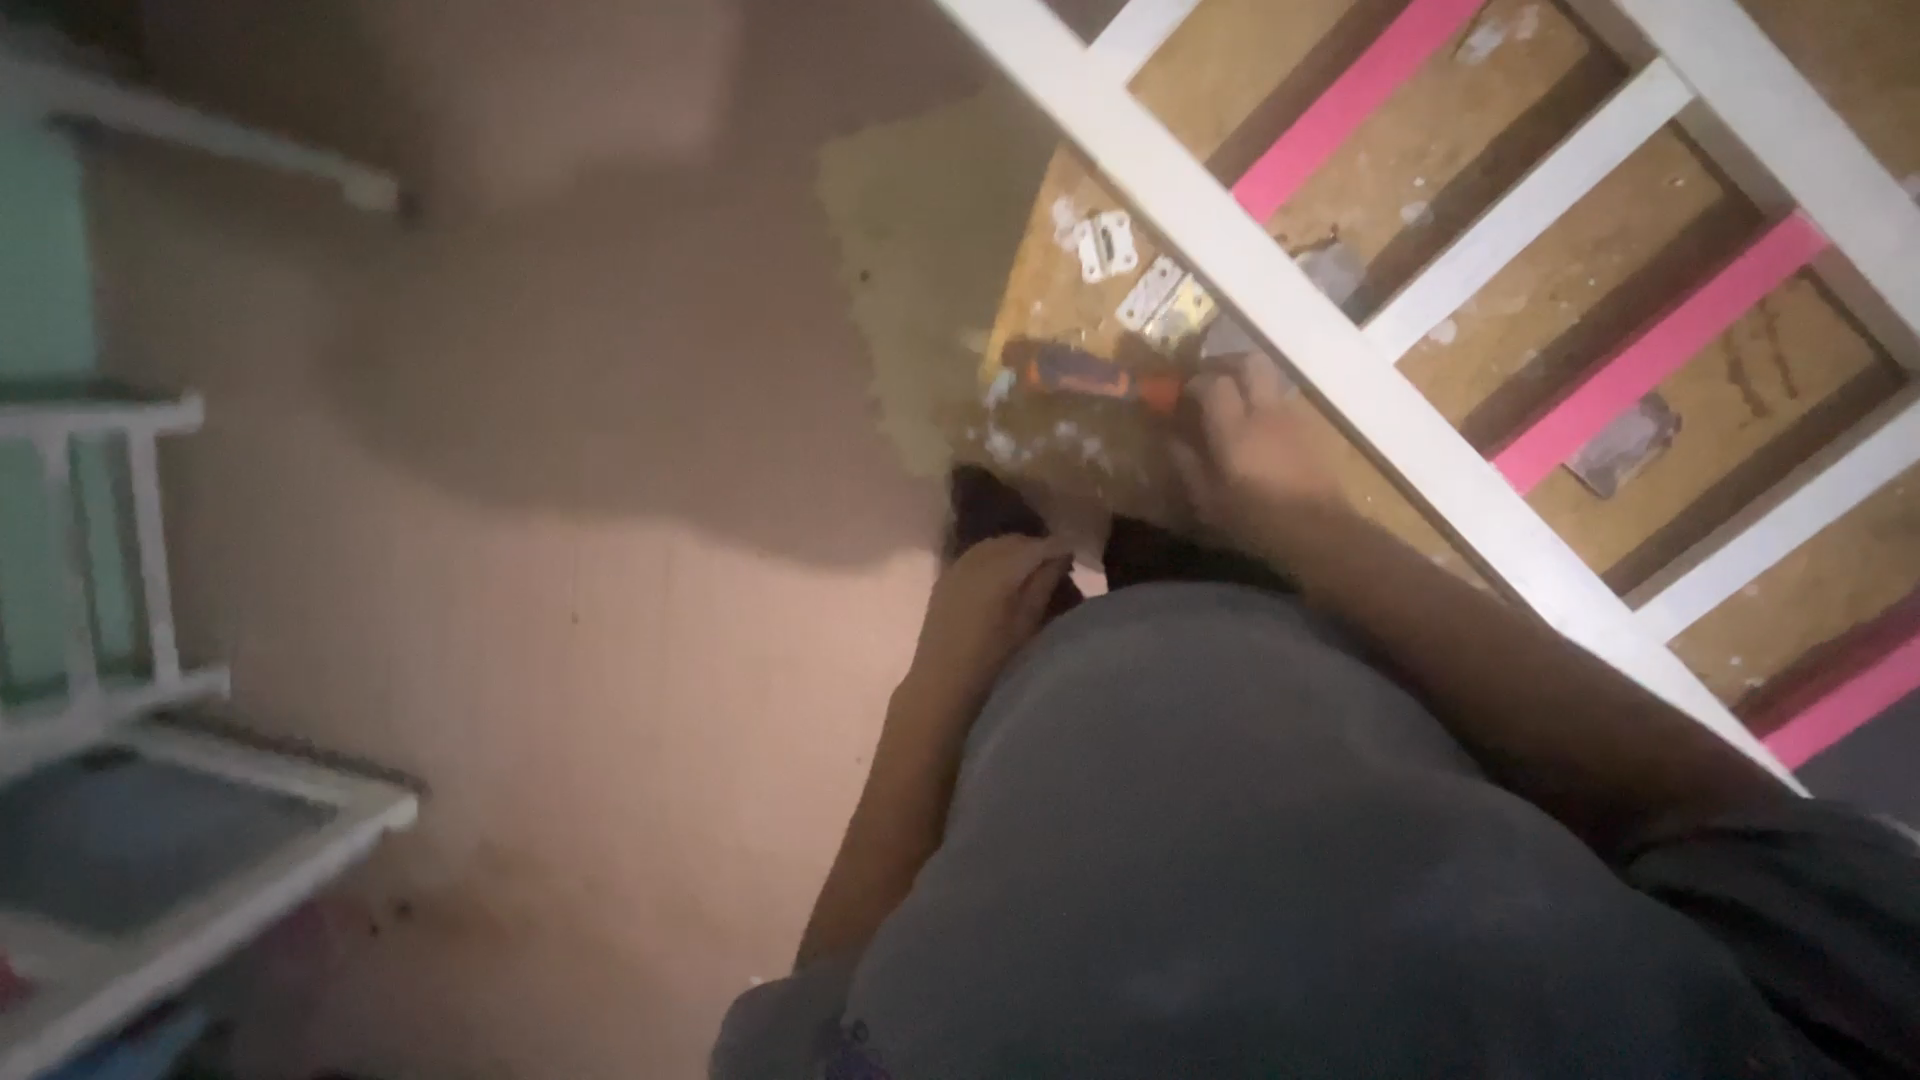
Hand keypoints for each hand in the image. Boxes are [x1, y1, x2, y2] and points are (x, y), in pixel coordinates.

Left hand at [896, 535, 1072, 730]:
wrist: (942, 682)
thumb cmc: (992, 661)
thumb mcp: (1026, 623)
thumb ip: (1043, 584)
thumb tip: (1060, 556)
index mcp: (999, 572)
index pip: (1035, 547)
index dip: (1057, 546)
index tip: (1075, 552)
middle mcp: (975, 561)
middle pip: (1013, 541)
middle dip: (1036, 547)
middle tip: (1056, 564)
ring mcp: (956, 567)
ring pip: (993, 545)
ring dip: (1014, 551)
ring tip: (1032, 570)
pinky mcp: (945, 578)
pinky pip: (975, 556)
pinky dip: (994, 558)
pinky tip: (1003, 577)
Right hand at [1175, 352, 1341, 534]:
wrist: (1319, 531)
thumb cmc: (1255, 519)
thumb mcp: (1207, 500)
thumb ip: (1186, 464)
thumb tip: (1169, 438)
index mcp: (1235, 429)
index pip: (1213, 382)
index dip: (1194, 381)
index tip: (1182, 393)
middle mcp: (1266, 411)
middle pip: (1250, 361)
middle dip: (1226, 362)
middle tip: (1209, 377)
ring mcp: (1293, 416)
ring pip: (1270, 378)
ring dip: (1249, 380)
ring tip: (1234, 403)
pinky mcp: (1312, 428)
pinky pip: (1284, 401)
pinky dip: (1267, 402)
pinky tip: (1260, 429)